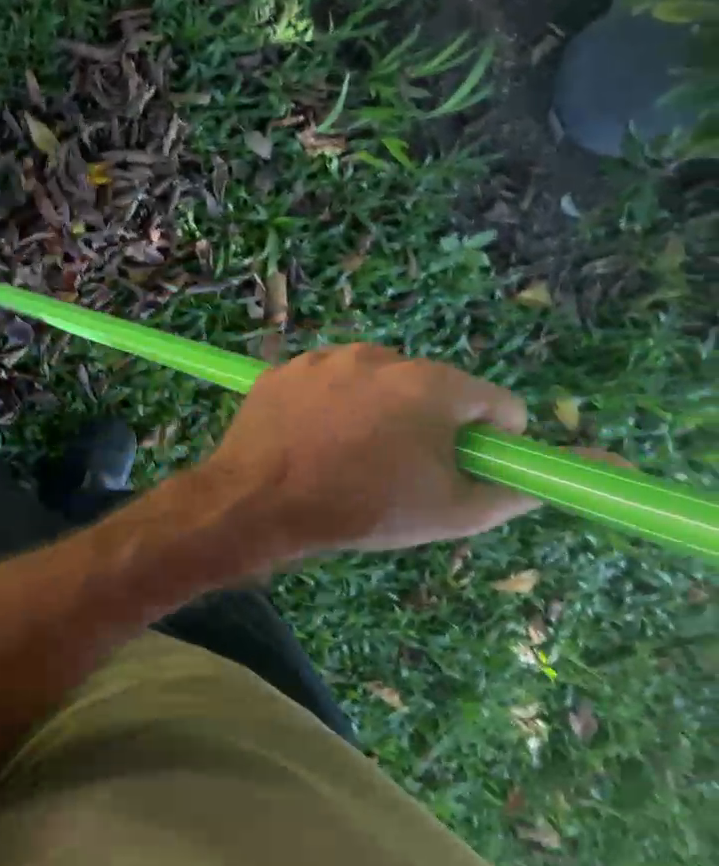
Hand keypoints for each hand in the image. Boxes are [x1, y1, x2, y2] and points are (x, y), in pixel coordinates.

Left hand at [204, 342, 532, 553]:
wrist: (255, 501)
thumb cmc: (361, 507)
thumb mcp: (459, 508)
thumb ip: (529, 482)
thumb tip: (611, 465)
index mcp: (430, 382)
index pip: (494, 402)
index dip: (488, 440)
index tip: (457, 468)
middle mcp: (375, 357)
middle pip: (431, 388)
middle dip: (428, 423)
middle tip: (398, 467)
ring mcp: (320, 360)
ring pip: (375, 384)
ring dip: (377, 411)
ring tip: (349, 456)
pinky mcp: (278, 371)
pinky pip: (326, 385)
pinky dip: (329, 406)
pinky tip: (313, 440)